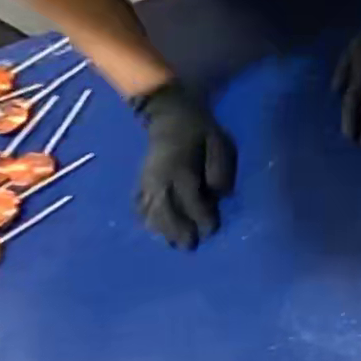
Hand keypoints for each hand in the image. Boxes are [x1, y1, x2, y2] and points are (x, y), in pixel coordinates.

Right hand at [131, 83, 236, 249]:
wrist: (170, 113)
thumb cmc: (201, 130)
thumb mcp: (220, 142)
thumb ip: (220, 168)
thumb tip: (218, 194)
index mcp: (180, 168)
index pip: (191, 201)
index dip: (202, 218)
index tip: (211, 231)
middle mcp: (159, 177)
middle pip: (166, 211)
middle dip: (178, 231)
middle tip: (189, 247)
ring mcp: (147, 179)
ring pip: (150, 211)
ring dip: (162, 230)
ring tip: (174, 244)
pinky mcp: (142, 179)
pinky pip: (139, 203)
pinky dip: (146, 218)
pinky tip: (154, 229)